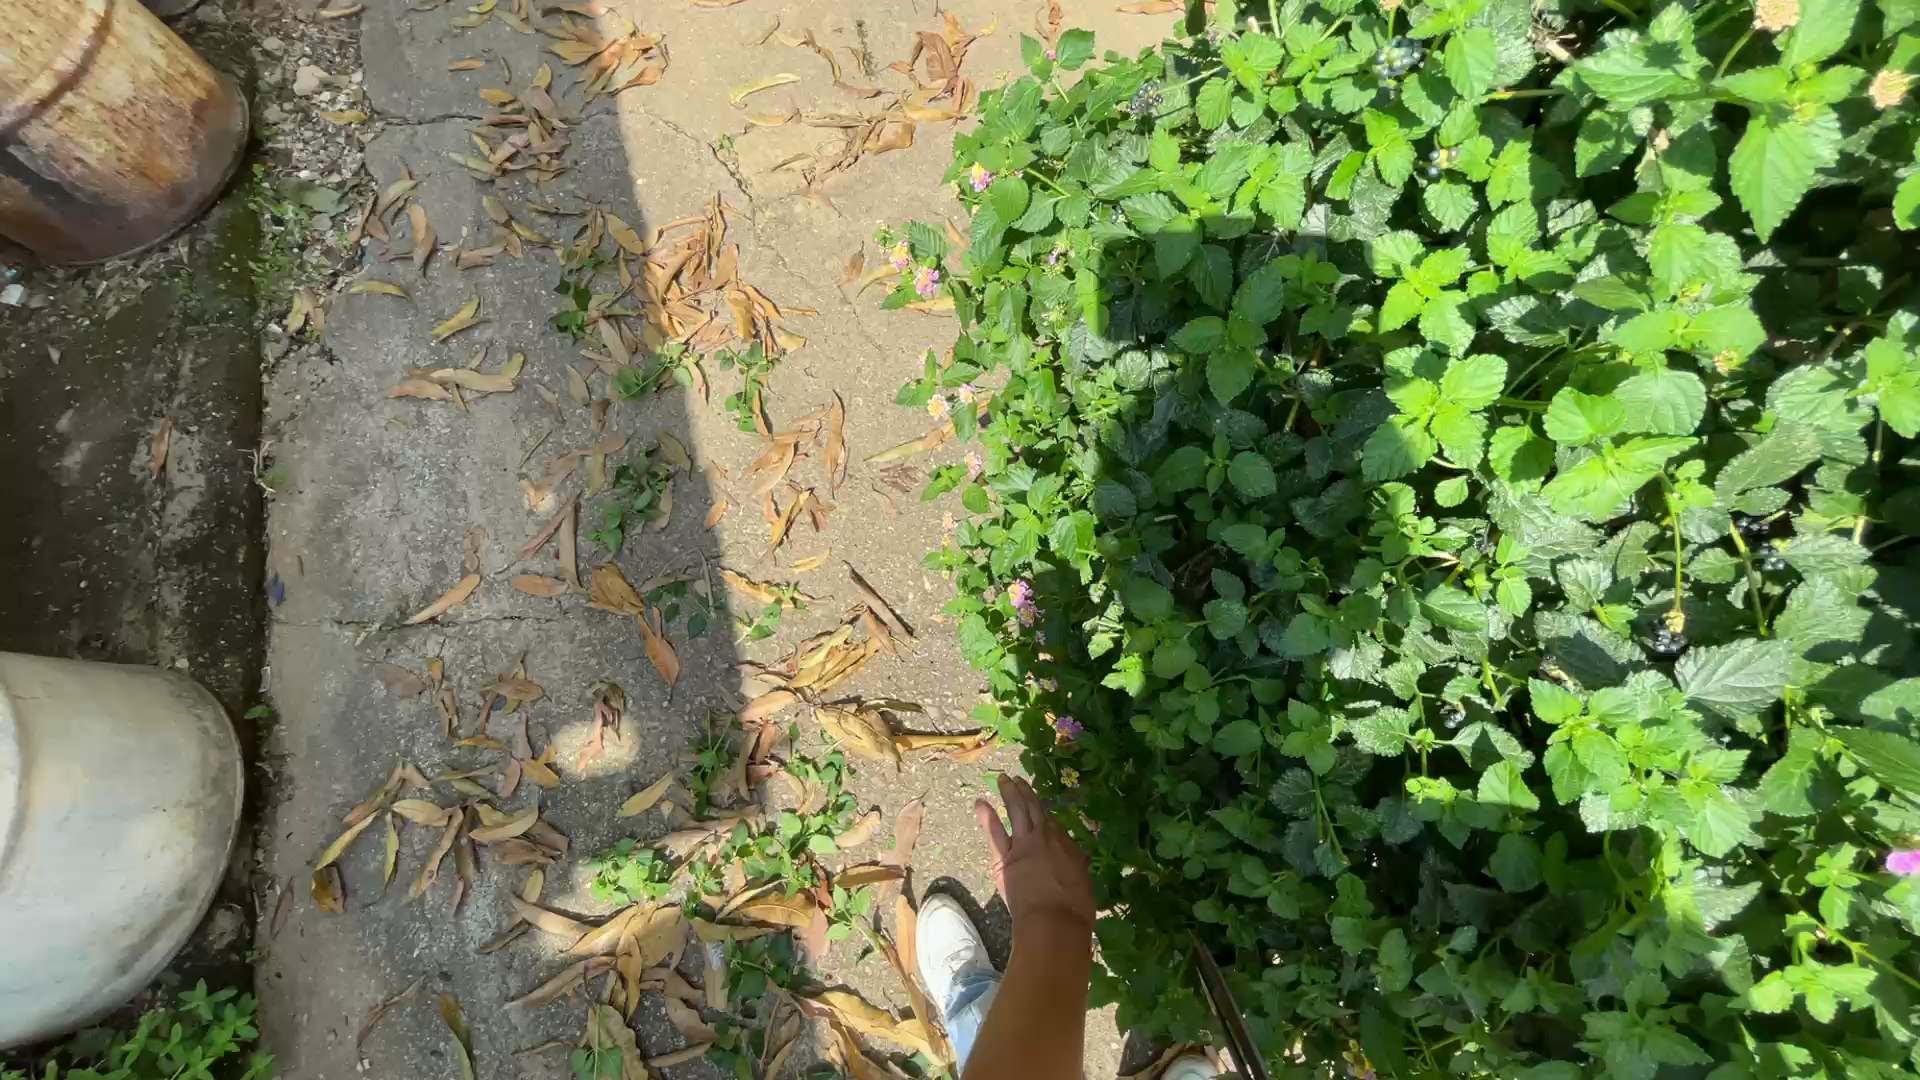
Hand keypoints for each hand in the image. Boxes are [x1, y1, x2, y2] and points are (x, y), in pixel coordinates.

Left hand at [975, 774, 1094, 933]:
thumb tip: (1078, 868)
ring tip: (1003, 779)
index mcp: (1067, 846)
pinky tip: (980, 803)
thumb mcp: (1084, 886)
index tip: (1039, 809)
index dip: (1044, 816)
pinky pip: (995, 832)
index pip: (1053, 825)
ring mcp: (1024, 844)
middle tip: (1018, 779)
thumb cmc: (1075, 912)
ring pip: (1017, 811)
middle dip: (1026, 792)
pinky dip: (987, 816)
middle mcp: (1047, 838)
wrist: (1055, 923)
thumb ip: (1077, 871)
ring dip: (1010, 792)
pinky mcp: (1005, 858)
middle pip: (1035, 809)